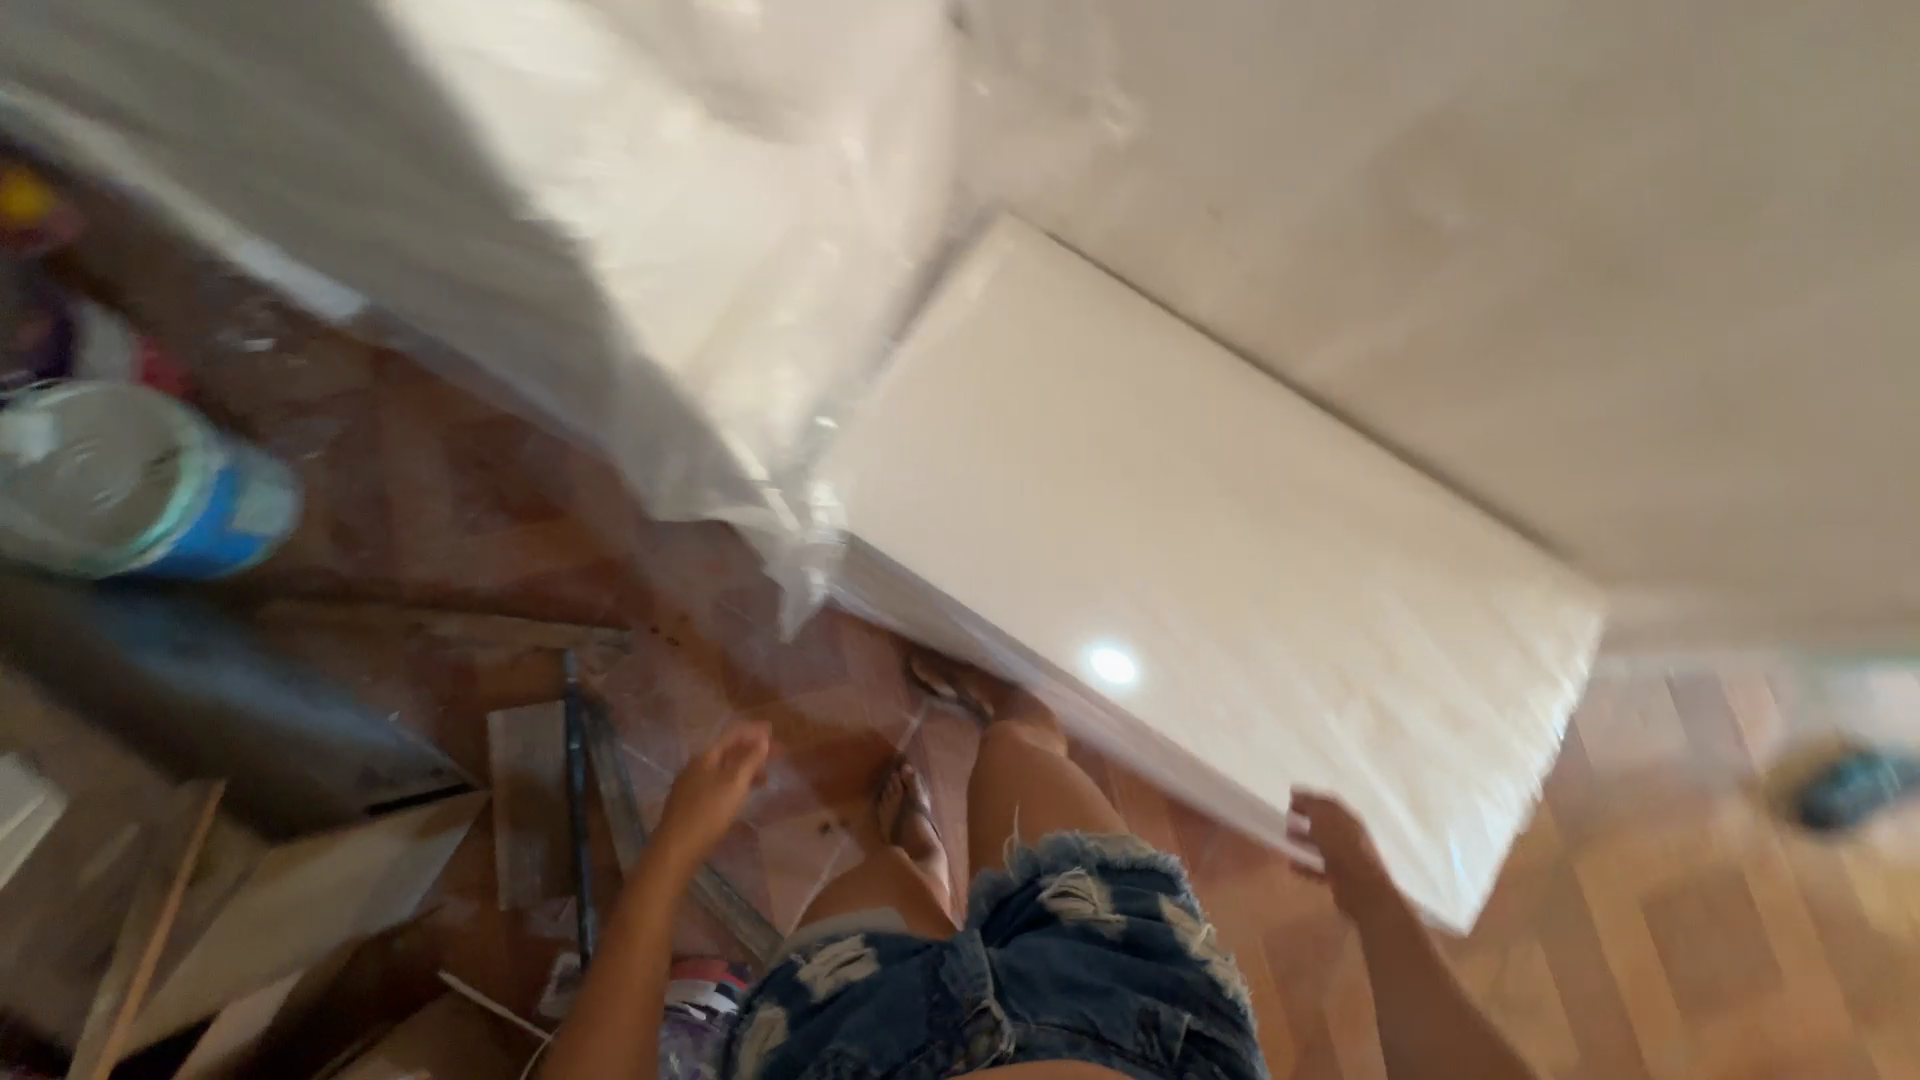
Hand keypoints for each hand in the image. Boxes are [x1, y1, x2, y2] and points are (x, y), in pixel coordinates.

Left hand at [654, 723, 771, 872]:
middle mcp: (695, 767)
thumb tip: (764, 739)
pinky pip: (717, 784)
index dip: (753, 731)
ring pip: (723, 770)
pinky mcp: (690, 804)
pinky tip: (742, 795)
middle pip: (728, 752)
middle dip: (752, 750)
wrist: (676, 850)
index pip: (732, 735)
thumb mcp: (735, 783)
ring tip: (764, 777)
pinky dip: (735, 783)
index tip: (772, 729)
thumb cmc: (708, 812)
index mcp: (705, 757)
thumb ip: (750, 759)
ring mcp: (691, 786)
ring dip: (745, 768)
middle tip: (775, 753)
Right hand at [1286, 789, 1404, 921]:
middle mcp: (1350, 836)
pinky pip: (1320, 866)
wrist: (1362, 889)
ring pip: (1322, 845)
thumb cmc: (1342, 847)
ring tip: (1286, 838)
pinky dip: (1306, 864)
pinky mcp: (1342, 878)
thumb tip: (1296, 792)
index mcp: (1348, 818)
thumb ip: (1309, 804)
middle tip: (1286, 817)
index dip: (1309, 798)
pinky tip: (1291, 864)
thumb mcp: (1323, 818)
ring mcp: (1347, 858)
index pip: (1328, 803)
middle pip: (1326, 823)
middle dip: (1306, 818)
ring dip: (1304, 840)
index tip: (1290, 797)